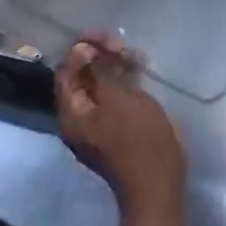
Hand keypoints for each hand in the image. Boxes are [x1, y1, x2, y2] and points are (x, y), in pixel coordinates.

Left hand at [55, 33, 184, 211]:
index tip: (106, 39)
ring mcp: (98, 122)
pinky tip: (140, 67)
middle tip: (122, 46)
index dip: (82, 49)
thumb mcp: (116, 99)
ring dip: (114, 64)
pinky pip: (113, 95)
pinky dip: (124, 79)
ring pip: (100, 83)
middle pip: (82, 75)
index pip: (66, 70)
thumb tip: (80, 50)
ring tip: (136, 55)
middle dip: (100, 54)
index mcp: (71, 113)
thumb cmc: (138, 140)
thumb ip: (96, 72)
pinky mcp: (116, 125)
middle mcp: (79, 117)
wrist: (159, 185)